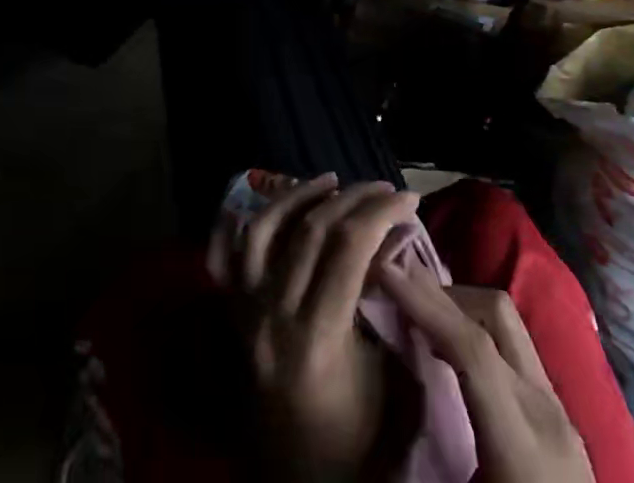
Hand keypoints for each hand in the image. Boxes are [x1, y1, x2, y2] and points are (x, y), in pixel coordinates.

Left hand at [207, 173, 422, 480]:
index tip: (408, 198)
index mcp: (316, 334)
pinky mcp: (230, 314)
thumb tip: (393, 248)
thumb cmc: (357, 438)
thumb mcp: (391, 380)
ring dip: (297, 196)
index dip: (381, 212)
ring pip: (261, 231)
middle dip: (351, 198)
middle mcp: (270, 313)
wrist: (298, 478)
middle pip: (309, 231)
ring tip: (329, 181)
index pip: (348, 248)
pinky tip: (269, 206)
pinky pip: (224, 255)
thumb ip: (393, 311)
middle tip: (380, 187)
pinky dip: (244, 223)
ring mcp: (242, 310)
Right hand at [376, 263, 595, 482]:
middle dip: (440, 291)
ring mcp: (558, 409)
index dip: (424, 303)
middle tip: (391, 287)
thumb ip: (416, 472)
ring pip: (508, 325)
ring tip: (413, 314)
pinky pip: (512, 349)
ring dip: (458, 307)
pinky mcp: (559, 415)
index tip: (382, 272)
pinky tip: (446, 350)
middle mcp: (546, 411)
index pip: (473, 348)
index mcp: (521, 441)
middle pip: (496, 316)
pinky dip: (474, 330)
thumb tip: (365, 457)